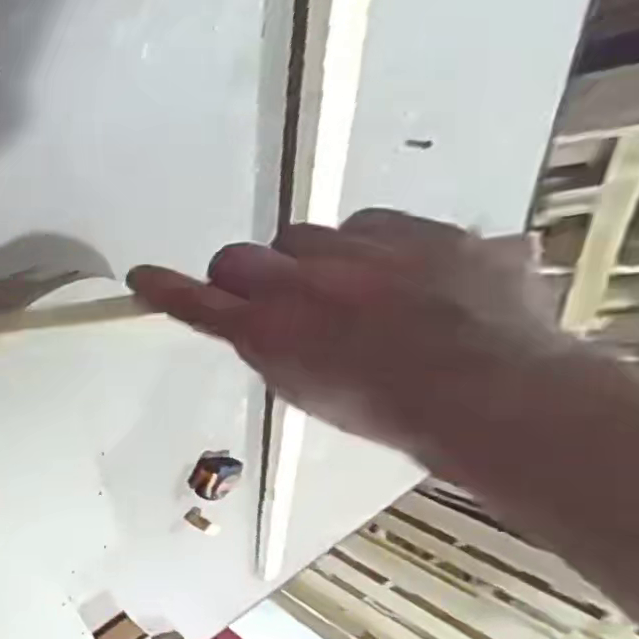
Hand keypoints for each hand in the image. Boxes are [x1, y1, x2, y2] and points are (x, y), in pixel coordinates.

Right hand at [127, 209, 579, 462]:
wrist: (497, 396)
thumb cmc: (391, 413)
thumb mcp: (310, 390)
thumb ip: (274, 348)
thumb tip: (264, 326)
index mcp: (277, 328)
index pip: (204, 301)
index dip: (170, 288)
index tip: (142, 275)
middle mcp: (310, 280)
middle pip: (248, 255)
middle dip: (256, 274)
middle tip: (288, 299)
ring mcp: (372, 249)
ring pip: (320, 233)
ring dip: (325, 258)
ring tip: (366, 291)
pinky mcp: (430, 232)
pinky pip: (390, 226)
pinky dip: (390, 248)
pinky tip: (419, 280)